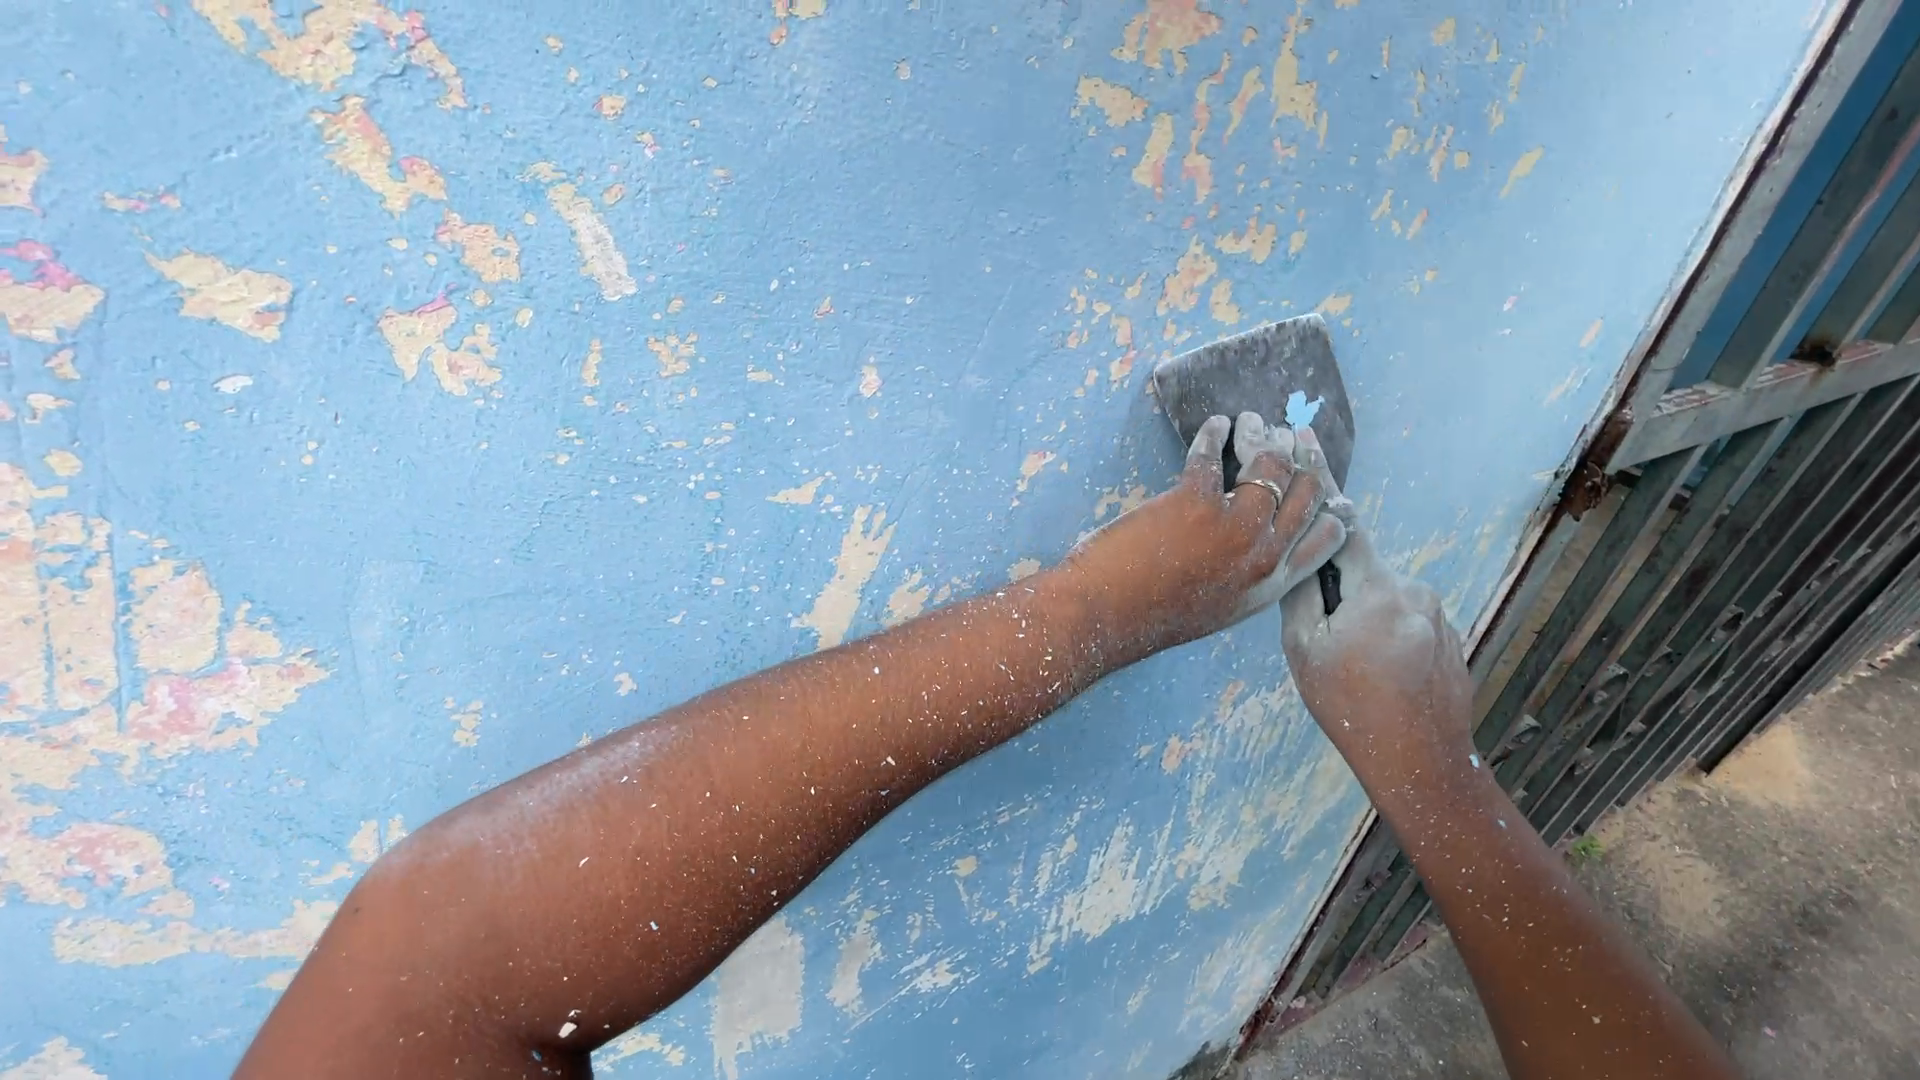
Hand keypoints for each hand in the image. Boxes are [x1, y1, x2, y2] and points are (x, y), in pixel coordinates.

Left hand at [1056, 413, 1347, 668]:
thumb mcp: (1216, 607)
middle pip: (1306, 495)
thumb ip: (1242, 578)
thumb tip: (1253, 545)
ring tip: (1254, 425)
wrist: (1106, 618)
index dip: (1326, 502)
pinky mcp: (1194, 502)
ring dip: (1265, 439)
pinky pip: (1213, 454)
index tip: (1316, 479)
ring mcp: (1233, 527)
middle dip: (1304, 460)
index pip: (1326, 537)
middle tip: (1293, 438)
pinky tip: (1216, 424)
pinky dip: (1214, 433)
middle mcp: (1262, 556)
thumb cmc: (1149, 616)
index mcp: (1270, 586)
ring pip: (1271, 470)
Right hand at [1279, 430, 1474, 798]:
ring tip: (1350, 669)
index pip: (1341, 523)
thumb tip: (1302, 556)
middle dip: (1337, 588)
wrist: (1419, 762)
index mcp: (1377, 588)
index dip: (1320, 480)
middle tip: (1323, 638)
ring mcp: (1438, 614)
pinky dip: (1382, 633)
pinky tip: (1374, 675)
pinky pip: (1403, 619)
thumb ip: (1303, 594)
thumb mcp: (1303, 649)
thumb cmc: (1349, 706)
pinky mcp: (1450, 636)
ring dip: (1359, 616)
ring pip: (1382, 597)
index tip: (1305, 438)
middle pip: (1361, 567)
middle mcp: (1415, 590)